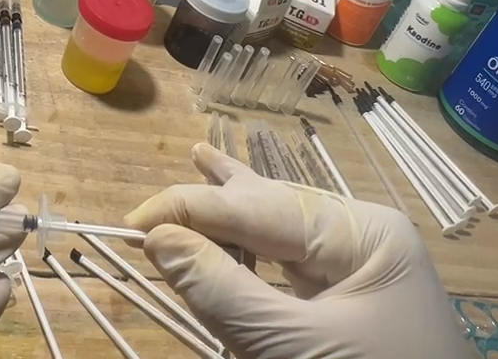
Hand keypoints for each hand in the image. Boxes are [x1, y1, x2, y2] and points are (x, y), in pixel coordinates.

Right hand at [125, 142, 471, 358]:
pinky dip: (251, 248)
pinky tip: (238, 208)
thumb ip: (226, 292)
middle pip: (269, 205)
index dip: (190, 210)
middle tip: (147, 213)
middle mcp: (362, 237)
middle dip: (210, 206)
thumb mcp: (300, 352)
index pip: (258, 207)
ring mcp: (360, 269)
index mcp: (364, 234)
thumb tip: (158, 238)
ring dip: (231, 213)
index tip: (133, 224)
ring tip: (199, 158)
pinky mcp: (352, 302)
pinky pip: (289, 263)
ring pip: (278, 227)